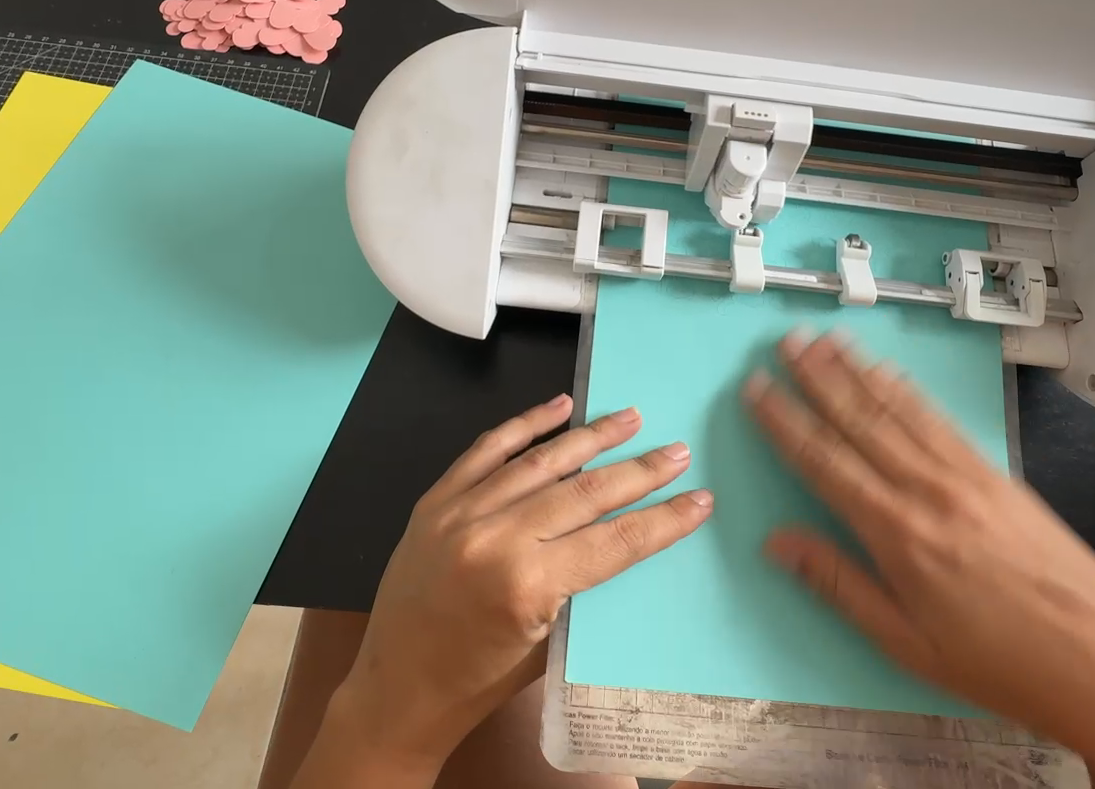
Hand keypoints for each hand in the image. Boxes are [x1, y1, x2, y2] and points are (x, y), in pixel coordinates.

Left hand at [326, 394, 711, 771]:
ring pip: (541, 461)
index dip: (662, 521)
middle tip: (677, 452)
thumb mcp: (545, 645)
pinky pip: (487, 449)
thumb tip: (624, 534)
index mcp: (526, 586)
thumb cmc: (477, 681)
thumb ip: (581, 585)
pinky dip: (526, 425)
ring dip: (592, 437)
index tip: (700, 499)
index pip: (613, 543)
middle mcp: (495, 539)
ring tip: (631, 418)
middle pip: (585, 493)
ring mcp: (461, 512)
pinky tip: (559, 406)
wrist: (394, 689)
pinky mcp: (437, 499)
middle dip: (639, 471)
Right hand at [745, 329, 1094, 788]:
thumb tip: (775, 541)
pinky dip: (905, 391)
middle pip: (858, 420)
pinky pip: (938, 419)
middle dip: (816, 378)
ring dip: (856, 371)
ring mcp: (964, 473)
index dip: (784, 421)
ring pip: (896, 409)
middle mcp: (926, 488)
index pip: (822, 461)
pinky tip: (887, 373)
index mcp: (896, 531)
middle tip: (784, 341)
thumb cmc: (998, 664)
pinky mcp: (995, 472)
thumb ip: (837, 583)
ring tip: (825, 340)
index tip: (756, 388)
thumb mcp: (906, 642)